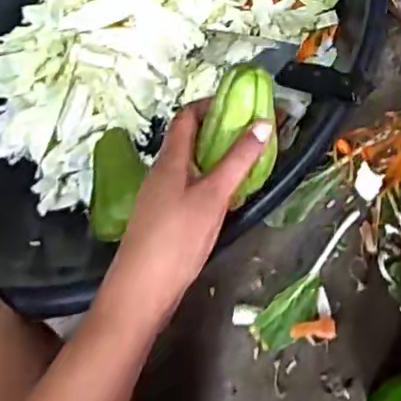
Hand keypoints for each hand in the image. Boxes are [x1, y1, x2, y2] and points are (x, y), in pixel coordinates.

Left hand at [98, 100, 270, 326]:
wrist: (138, 298)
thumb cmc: (175, 239)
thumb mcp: (214, 195)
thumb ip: (239, 158)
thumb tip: (263, 122)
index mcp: (170, 161)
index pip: (186, 117)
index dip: (211, 103)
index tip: (240, 102)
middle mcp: (162, 173)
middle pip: (191, 138)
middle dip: (223, 128)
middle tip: (254, 129)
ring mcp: (161, 197)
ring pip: (193, 162)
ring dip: (220, 154)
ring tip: (251, 157)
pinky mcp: (165, 218)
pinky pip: (192, 184)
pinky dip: (214, 177)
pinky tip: (232, 192)